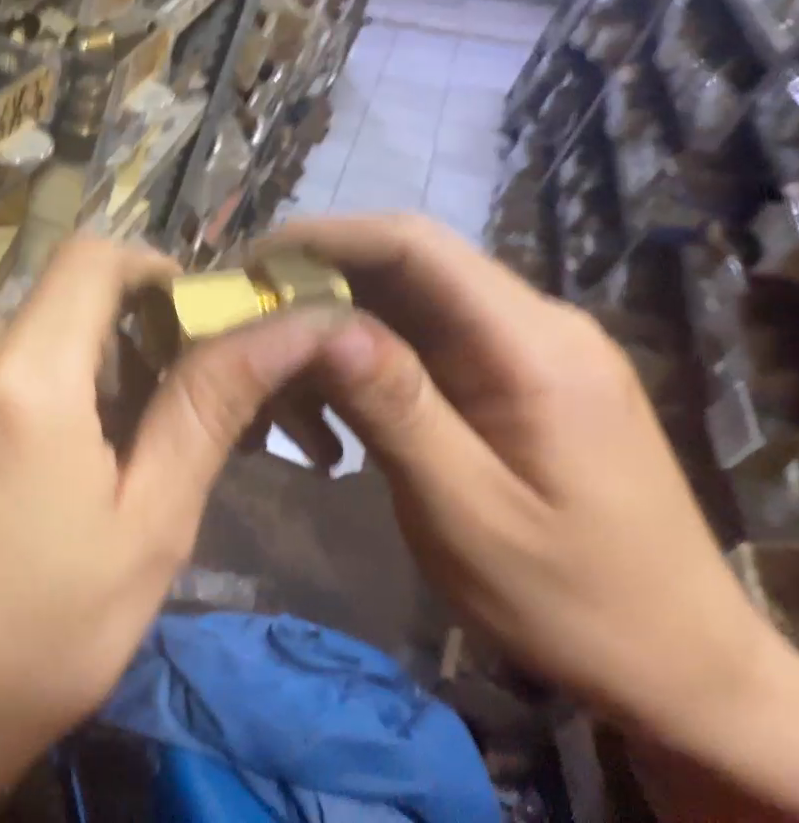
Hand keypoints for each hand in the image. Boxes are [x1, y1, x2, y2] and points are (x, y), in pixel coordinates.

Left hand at [0, 239, 345, 820]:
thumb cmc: (40, 631)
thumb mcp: (147, 526)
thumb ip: (206, 408)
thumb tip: (288, 325)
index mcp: (21, 374)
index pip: (90, 258)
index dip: (148, 272)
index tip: (186, 323)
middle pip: (49, 303)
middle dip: (108, 339)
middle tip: (149, 419)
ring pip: (7, 339)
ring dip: (57, 372)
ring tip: (83, 459)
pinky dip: (7, 392)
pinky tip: (19, 468)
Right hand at [269, 213, 798, 812]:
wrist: (673, 662)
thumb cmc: (570, 597)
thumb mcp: (467, 511)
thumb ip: (396, 409)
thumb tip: (316, 324)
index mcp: (533, 347)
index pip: (413, 246)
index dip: (318, 240)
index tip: (238, 270)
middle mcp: (531, 328)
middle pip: (400, 267)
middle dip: (306, 285)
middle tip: (229, 328)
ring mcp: (519, 354)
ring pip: (398, 305)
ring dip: (323, 329)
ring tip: (262, 382)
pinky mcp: (504, 382)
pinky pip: (414, 344)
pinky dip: (352, 364)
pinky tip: (317, 412)